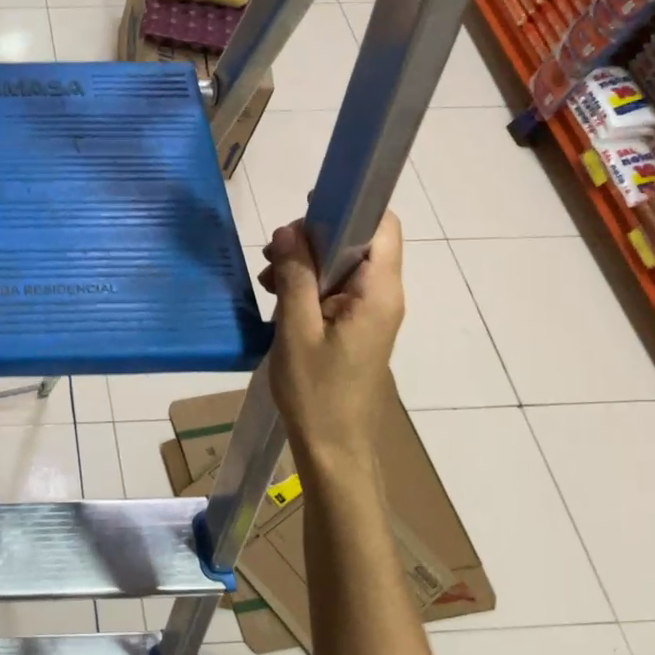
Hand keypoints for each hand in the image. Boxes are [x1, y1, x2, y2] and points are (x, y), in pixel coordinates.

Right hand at [259, 213, 404, 469]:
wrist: (333, 446)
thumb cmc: (315, 391)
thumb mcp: (296, 331)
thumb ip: (295, 277)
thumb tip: (291, 230)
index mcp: (379, 293)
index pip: (381, 226)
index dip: (347, 207)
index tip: (302, 212)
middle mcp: (385, 296)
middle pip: (360, 242)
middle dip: (315, 238)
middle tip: (273, 255)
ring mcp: (373, 312)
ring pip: (345, 265)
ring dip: (307, 263)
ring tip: (269, 279)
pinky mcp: (359, 327)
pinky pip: (339, 290)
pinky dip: (310, 285)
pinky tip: (279, 298)